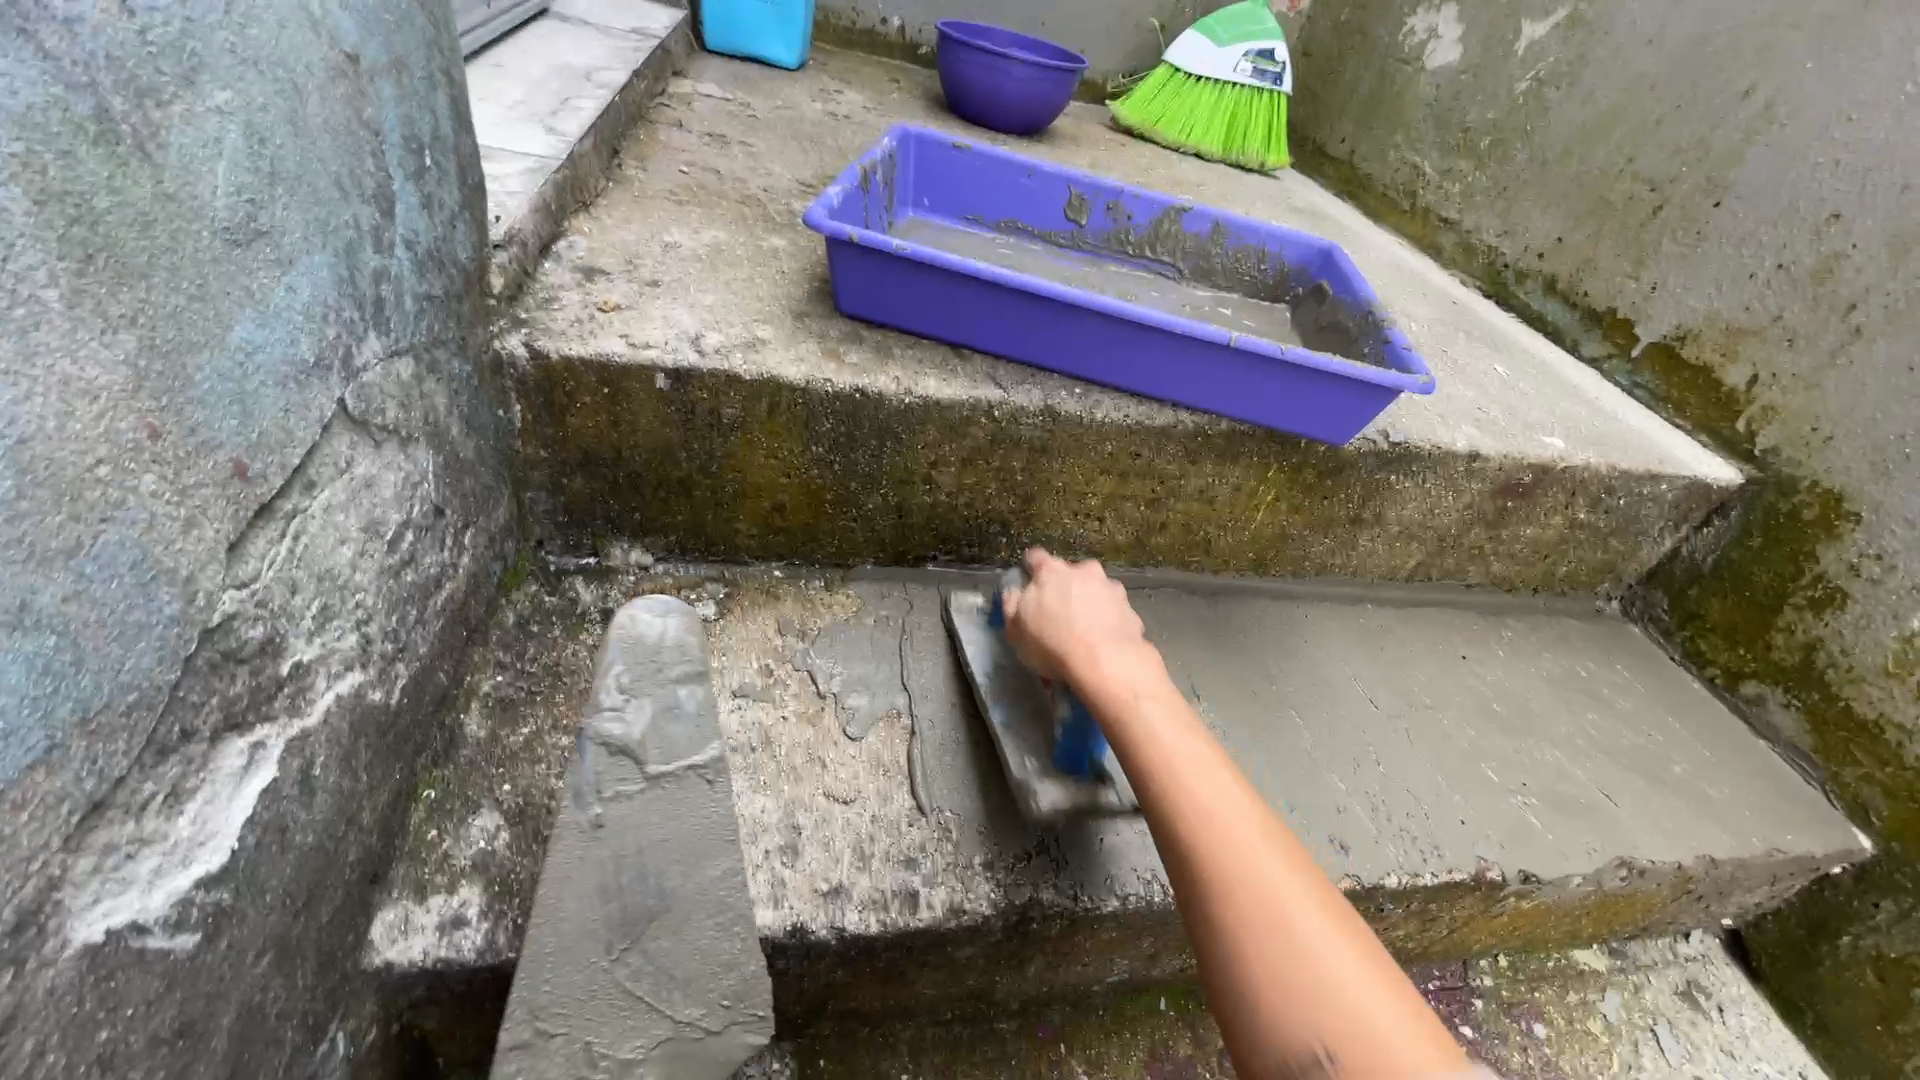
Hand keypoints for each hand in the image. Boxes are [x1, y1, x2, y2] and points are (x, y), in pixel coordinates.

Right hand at [1000, 548, 1152, 686]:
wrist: (1105, 662)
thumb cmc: (1052, 644)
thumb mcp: (1016, 631)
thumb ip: (1011, 605)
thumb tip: (1013, 591)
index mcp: (1050, 572)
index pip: (1035, 557)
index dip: (1030, 569)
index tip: (1028, 582)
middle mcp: (1083, 570)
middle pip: (1069, 573)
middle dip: (1064, 588)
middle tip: (1058, 615)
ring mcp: (1110, 587)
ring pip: (1095, 590)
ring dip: (1089, 603)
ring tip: (1084, 633)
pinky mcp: (1130, 608)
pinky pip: (1113, 611)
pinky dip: (1108, 620)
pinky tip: (1103, 642)